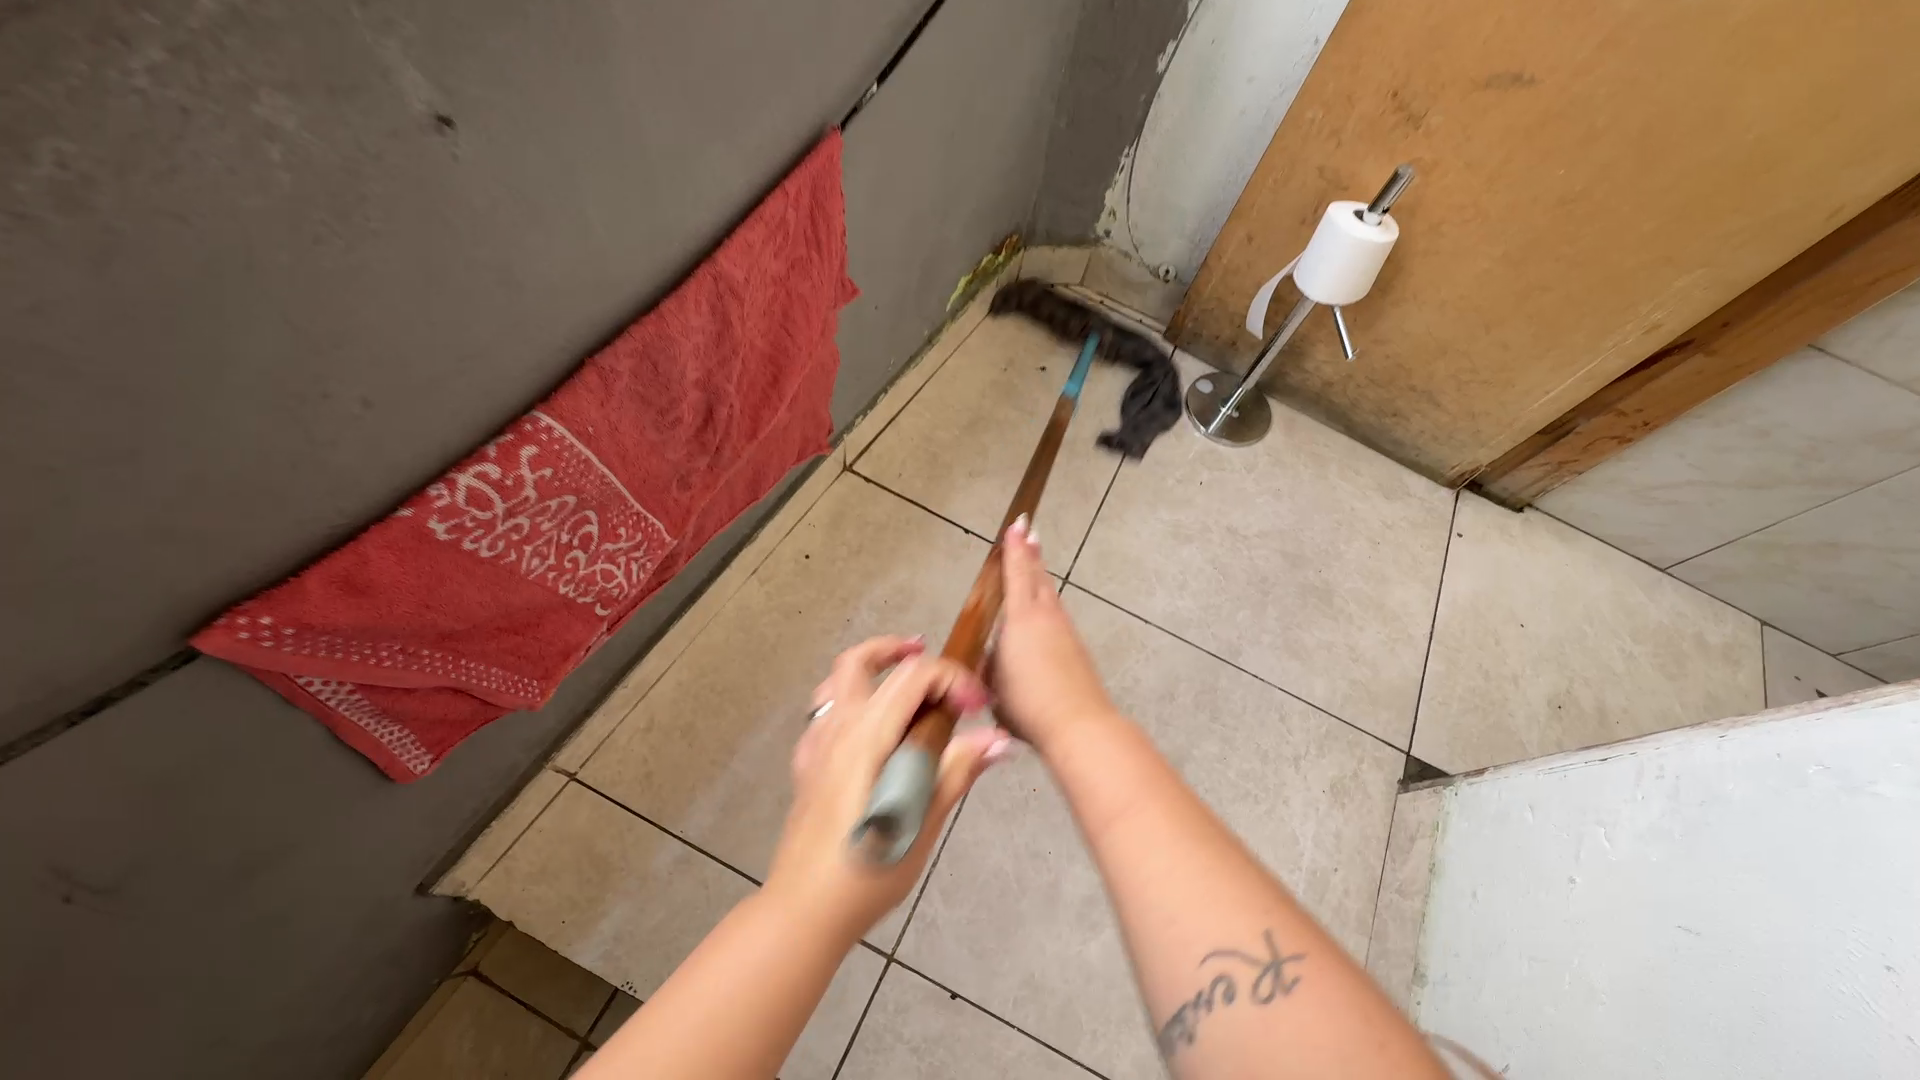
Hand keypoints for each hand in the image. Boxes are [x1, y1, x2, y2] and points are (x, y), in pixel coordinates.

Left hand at [764, 636, 1012, 944]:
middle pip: (859, 660)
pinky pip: (825, 714)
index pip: (914, 676)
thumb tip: (997, 739)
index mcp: (868, 735)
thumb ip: (956, 771)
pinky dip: (850, 702)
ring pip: (836, 682)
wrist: (806, 908)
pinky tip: (870, 731)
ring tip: (901, 683)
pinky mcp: (807, 768)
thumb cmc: (869, 870)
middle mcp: (838, 729)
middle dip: (898, 650)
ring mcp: (816, 746)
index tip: (977, 708)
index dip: (953, 679)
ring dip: (870, 669)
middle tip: (929, 653)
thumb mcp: (922, 822)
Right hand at [989, 516, 1119, 753]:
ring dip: (1042, 578)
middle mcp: (1046, 618)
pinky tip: (1047, 612)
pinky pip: (1058, 616)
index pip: (1016, 574)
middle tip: (1029, 533)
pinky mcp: (1077, 649)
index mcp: (1021, 619)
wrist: (1078, 724)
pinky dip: (1049, 604)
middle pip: (1038, 578)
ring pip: (1051, 596)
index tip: (1017, 525)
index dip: (1014, 550)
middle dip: (1032, 556)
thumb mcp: (993, 685)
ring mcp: (1066, 632)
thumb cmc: (1027, 705)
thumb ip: (992, 664)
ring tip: (1037, 565)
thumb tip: (998, 655)